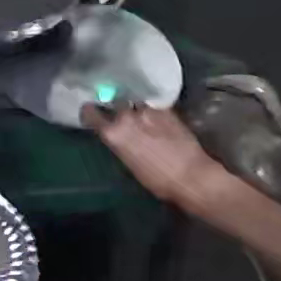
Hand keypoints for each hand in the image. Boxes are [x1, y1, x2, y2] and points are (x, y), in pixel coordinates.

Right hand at [81, 102, 228, 210]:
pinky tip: (156, 118)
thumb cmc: (157, 180)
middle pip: (114, 100)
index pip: (91, 112)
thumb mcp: (128, 163)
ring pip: (135, 101)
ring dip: (135, 107)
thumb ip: (120, 143)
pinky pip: (153, 105)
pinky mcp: (166, 109)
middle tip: (118, 112)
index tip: (91, 113)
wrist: (190, 175)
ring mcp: (148, 110)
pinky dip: (152, 110)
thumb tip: (118, 135)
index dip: (90, 112)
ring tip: (140, 114)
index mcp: (113, 133)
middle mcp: (127, 116)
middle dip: (115, 105)